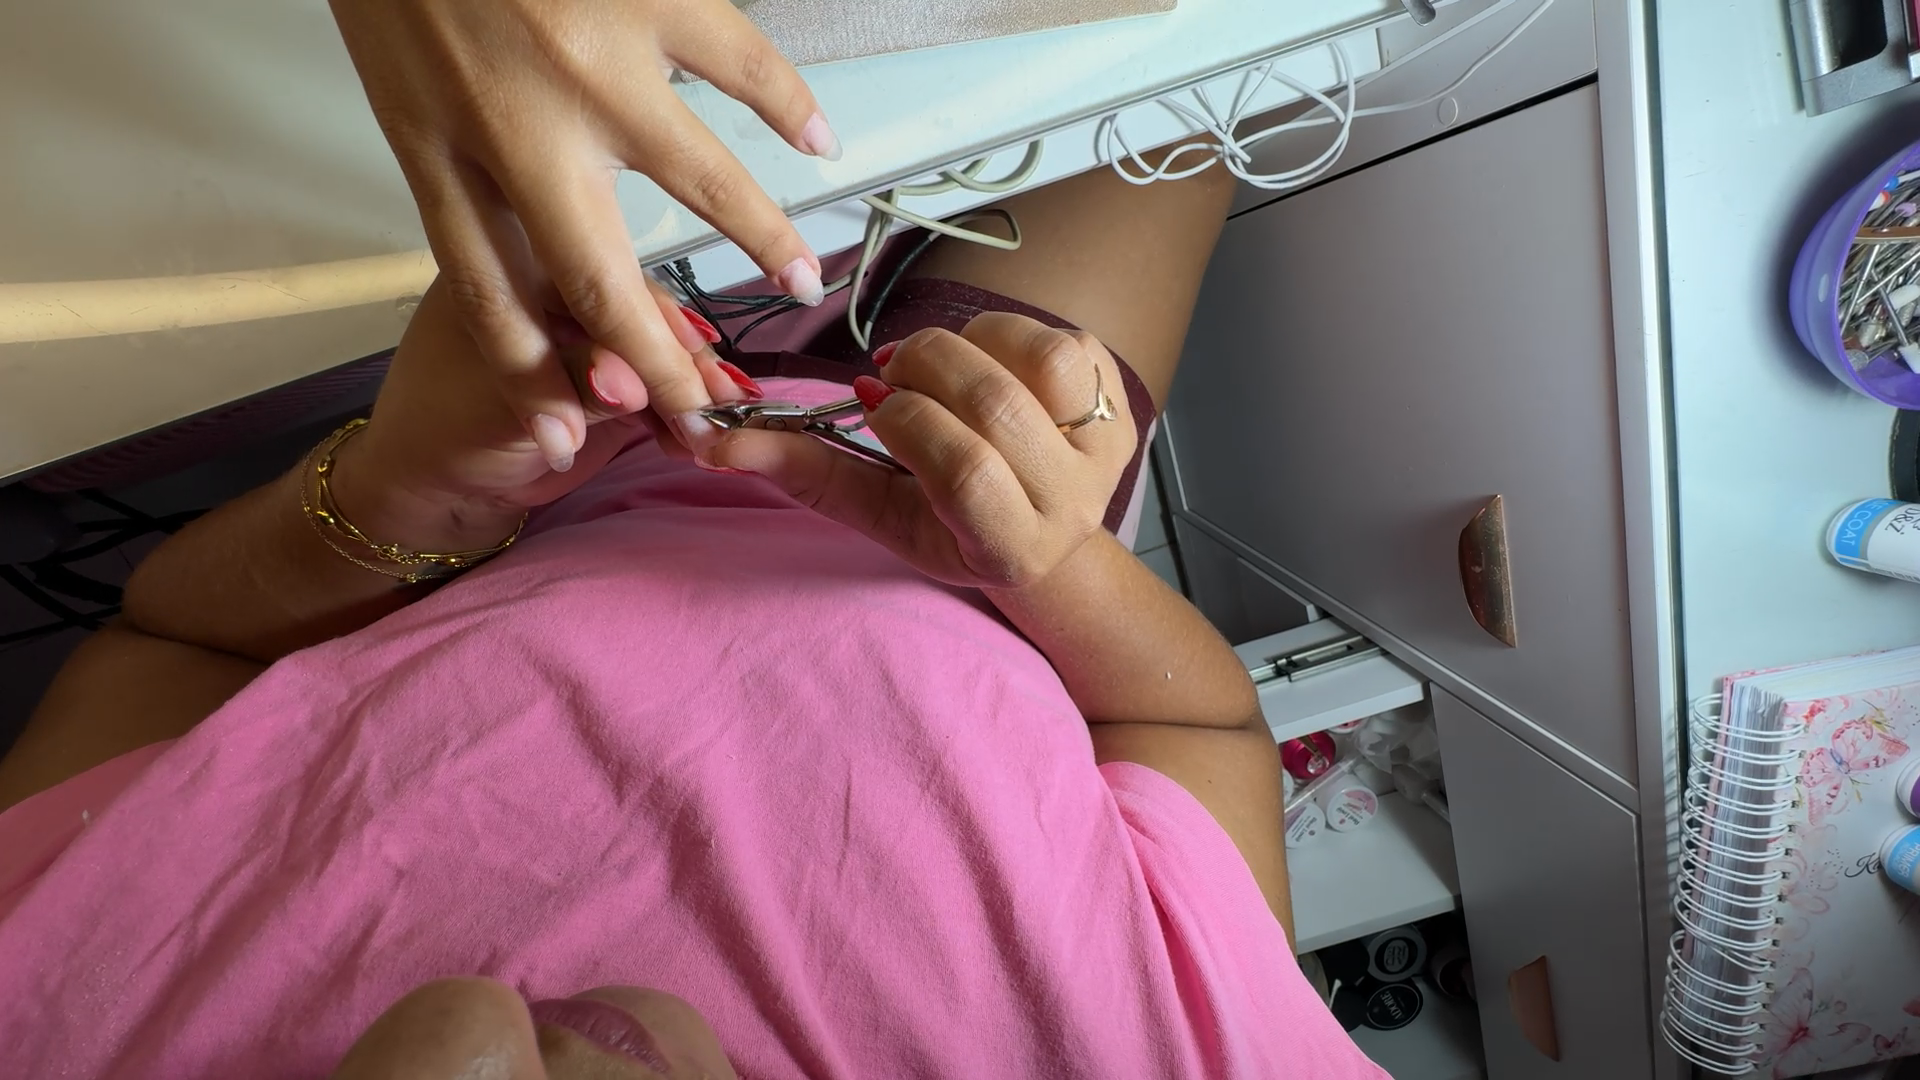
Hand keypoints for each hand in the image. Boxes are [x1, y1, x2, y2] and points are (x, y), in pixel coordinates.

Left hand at [324, 278, 756, 553]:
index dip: (657, 323)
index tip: (696, 360)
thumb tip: (634, 379)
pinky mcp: (617, 386)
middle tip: (727, 398)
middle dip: (689, 360)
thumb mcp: (503, 403)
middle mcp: (567, 300)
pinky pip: (661, 393)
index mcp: (524, 276)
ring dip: (693, 392)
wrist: (448, 484)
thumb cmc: (450, 431)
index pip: (604, 284)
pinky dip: (682, 415)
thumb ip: (572, 385)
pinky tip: (703, 435)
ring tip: (721, 424)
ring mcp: (596, 345)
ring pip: (660, 358)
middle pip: (644, 319)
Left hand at [327, 0, 835, 467]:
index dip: (541, 386)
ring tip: (804, 281)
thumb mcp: (402, 100)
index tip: (580, 441)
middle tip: (706, 411)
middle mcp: (520, 118)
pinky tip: (820, 140)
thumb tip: (547, 302)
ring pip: (701, 182)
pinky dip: (788, 105)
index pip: (503, 302)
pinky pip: (739, 61)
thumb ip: (471, 197)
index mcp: (443, 145)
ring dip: (763, 244)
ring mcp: (591, 57)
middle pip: (604, 281)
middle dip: (659, 367)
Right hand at [707, 314, 1137, 588]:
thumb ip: (815, 479)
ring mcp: (1104, 446)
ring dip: (974, 343)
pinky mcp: (1118, 400)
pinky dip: (1011, 333)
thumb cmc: (957, 532)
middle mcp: (1071, 498)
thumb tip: (723, 442)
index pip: (967, 473)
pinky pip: (1066, 338)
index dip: (910, 424)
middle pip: (998, 407)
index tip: (877, 407)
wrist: (1045, 538)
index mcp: (1012, 544)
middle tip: (901, 377)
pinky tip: (989, 361)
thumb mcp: (886, 519)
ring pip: (1043, 358)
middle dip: (930, 369)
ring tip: (947, 367)